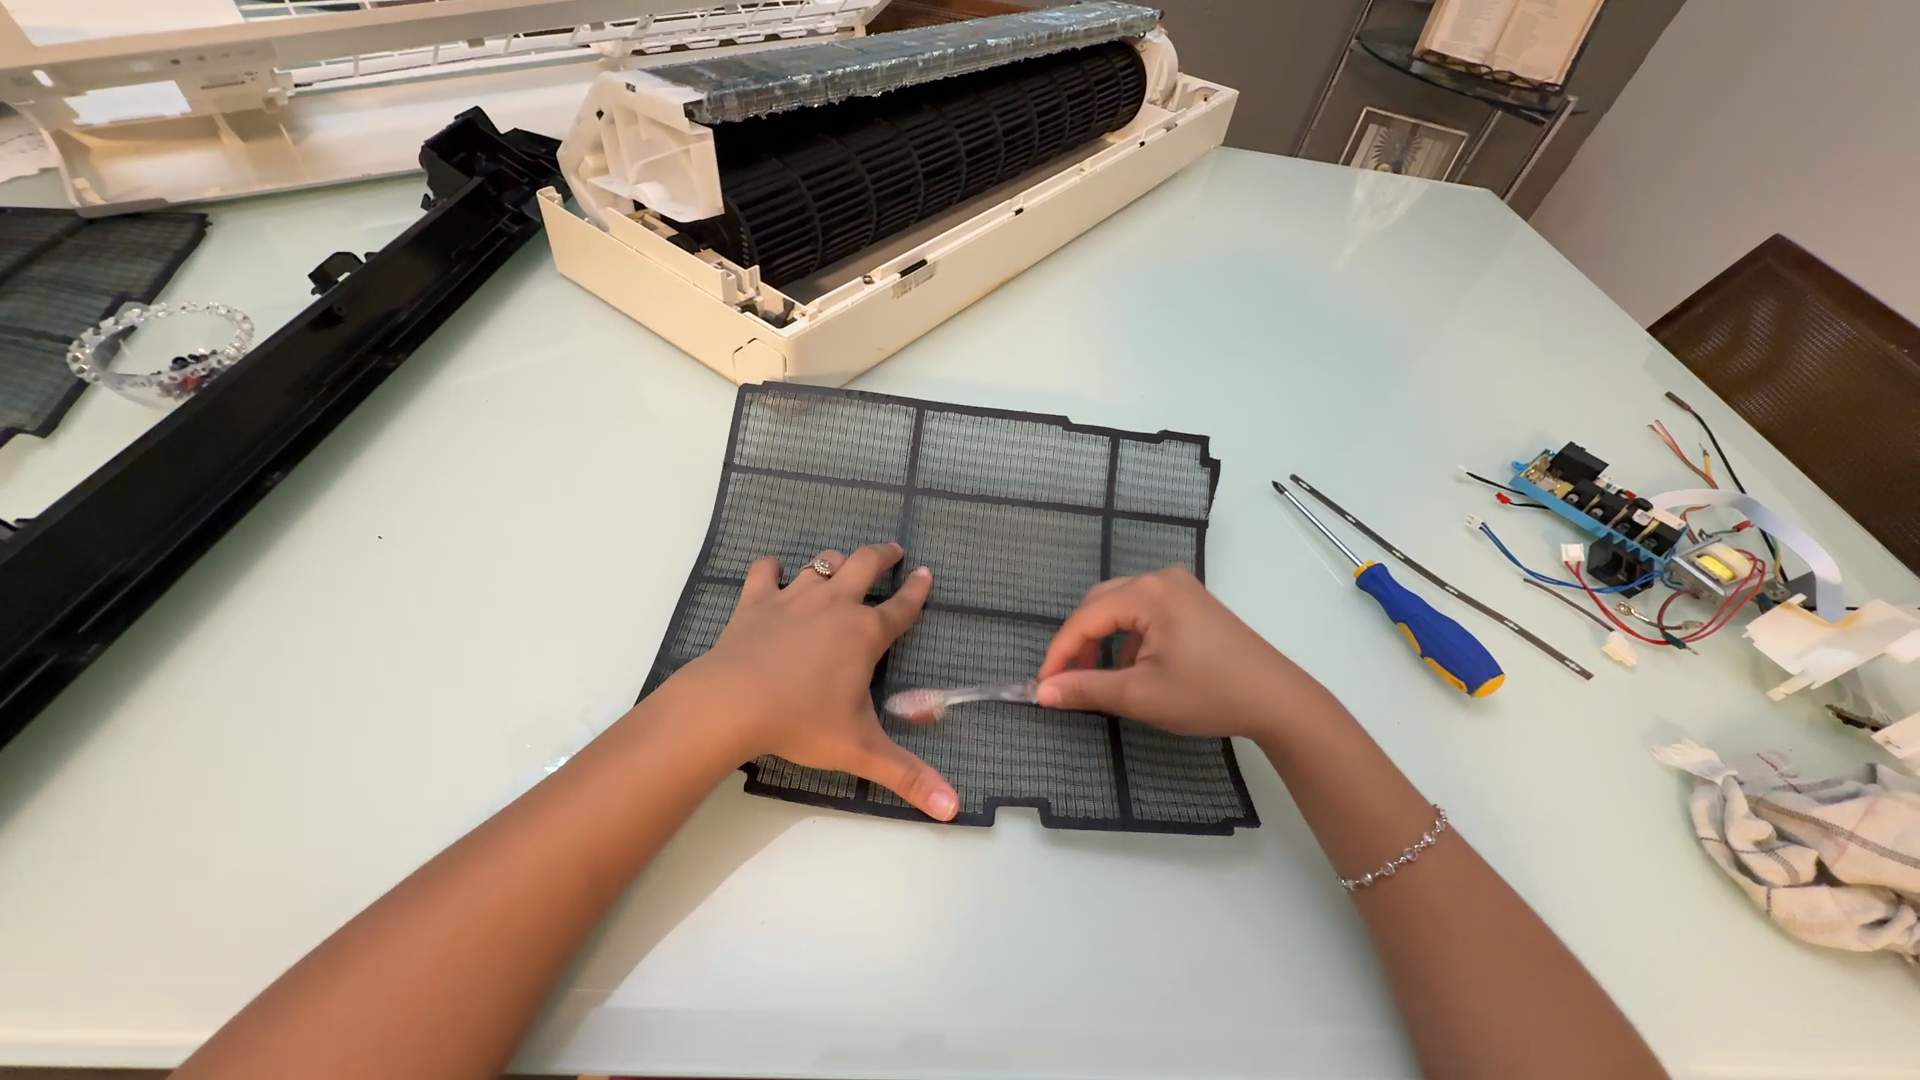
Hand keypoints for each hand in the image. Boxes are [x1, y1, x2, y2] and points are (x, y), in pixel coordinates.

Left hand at [665, 542, 959, 820]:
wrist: (730, 704)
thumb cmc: (801, 723)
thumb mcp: (860, 751)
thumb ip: (908, 776)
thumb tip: (953, 808)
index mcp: (864, 633)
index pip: (902, 607)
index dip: (918, 590)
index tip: (926, 573)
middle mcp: (834, 605)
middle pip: (865, 564)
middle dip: (883, 554)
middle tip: (894, 549)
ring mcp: (792, 599)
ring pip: (821, 564)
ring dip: (835, 560)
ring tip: (842, 562)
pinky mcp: (755, 602)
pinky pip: (764, 572)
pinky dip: (771, 568)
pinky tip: (773, 570)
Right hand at [1034, 567, 1335, 741]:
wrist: (1278, 700)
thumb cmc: (1208, 694)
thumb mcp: (1140, 695)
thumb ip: (1086, 688)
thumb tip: (1042, 692)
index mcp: (1148, 593)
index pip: (1085, 618)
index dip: (1059, 653)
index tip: (1043, 685)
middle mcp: (1161, 579)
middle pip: (1100, 603)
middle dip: (1080, 642)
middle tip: (1070, 680)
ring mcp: (1181, 588)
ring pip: (1121, 607)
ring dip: (1104, 639)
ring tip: (1102, 677)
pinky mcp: (1193, 602)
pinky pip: (1144, 611)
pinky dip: (1129, 637)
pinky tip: (1137, 667)